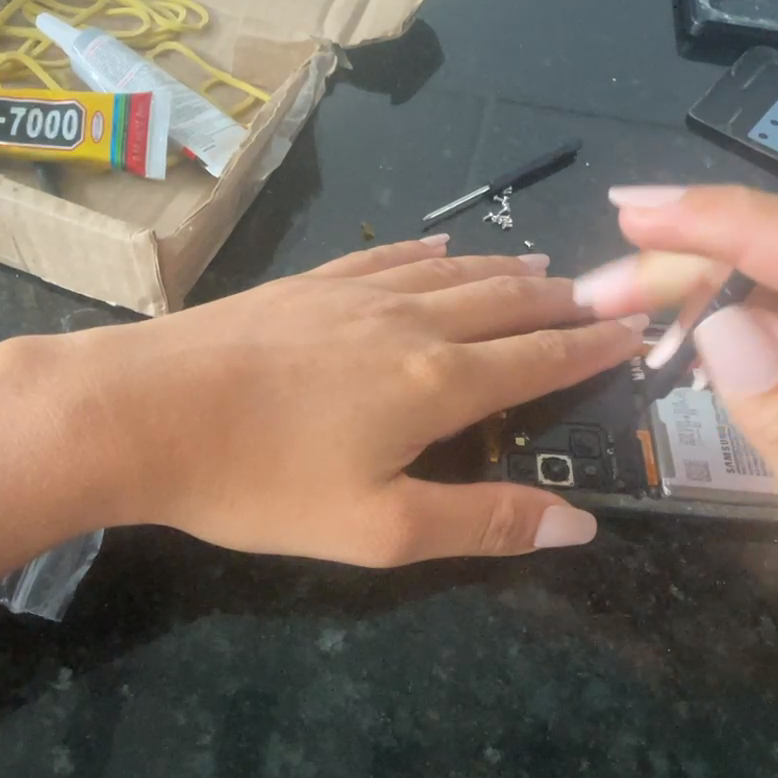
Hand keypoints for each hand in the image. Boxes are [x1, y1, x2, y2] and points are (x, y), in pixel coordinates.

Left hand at [33, 239, 651, 565]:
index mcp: (436, 383)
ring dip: (503, 275)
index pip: (538, 362)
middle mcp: (407, 324)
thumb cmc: (260, 482)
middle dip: (559, 307)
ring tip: (540, 274)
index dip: (593, 351)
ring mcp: (350, 296)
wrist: (140, 413)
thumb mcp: (378, 529)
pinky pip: (384, 259)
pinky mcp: (302, 287)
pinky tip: (437, 248)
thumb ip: (480, 523)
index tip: (637, 334)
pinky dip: (426, 254)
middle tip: (601, 300)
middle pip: (502, 306)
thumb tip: (578, 526)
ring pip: (449, 275)